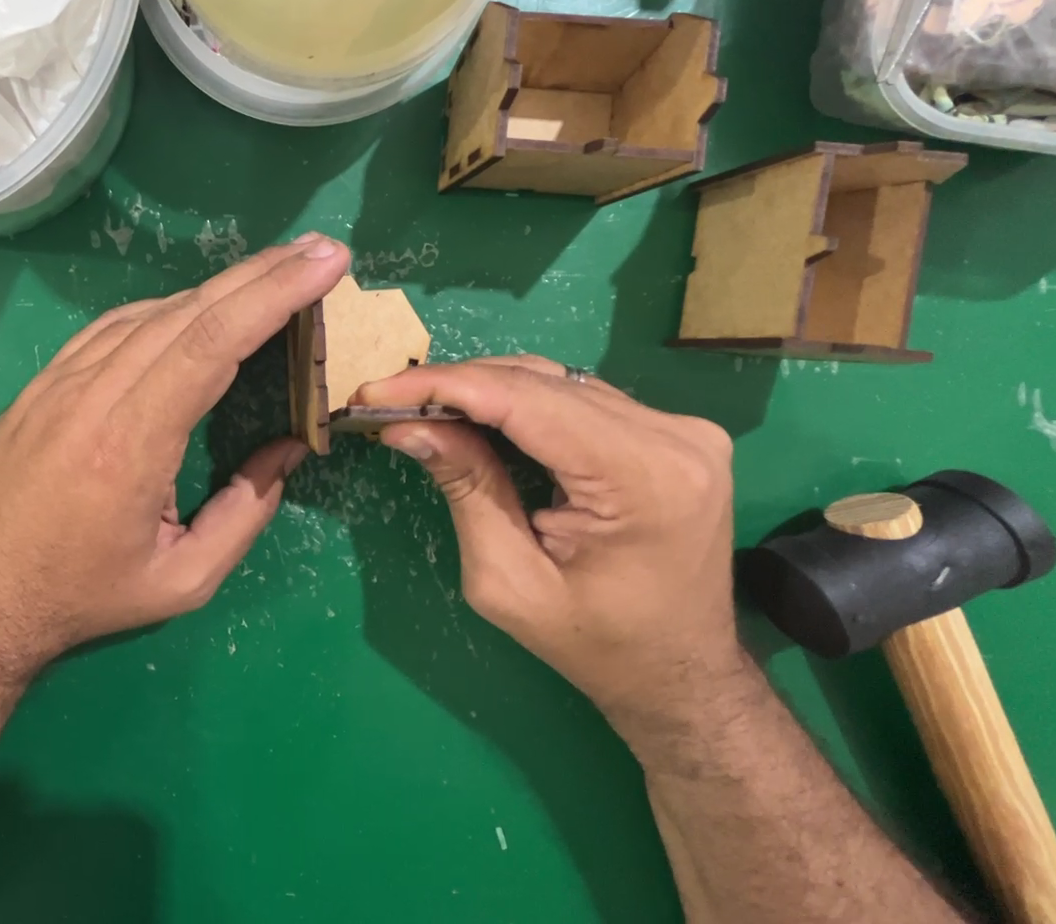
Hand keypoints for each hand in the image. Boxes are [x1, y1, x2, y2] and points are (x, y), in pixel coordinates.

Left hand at [0, 234, 352, 680]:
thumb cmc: (82, 597)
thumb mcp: (182, 580)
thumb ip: (246, 513)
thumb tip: (290, 449)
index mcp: (131, 444)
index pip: (211, 342)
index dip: (273, 295)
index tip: (324, 262)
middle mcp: (92, 395)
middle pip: (186, 312)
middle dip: (260, 275)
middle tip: (316, 251)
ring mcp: (58, 383)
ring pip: (147, 313)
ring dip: (214, 289)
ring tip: (268, 278)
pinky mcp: (40, 384)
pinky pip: (110, 329)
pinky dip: (163, 311)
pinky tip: (192, 311)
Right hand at [353, 356, 745, 733]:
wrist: (680, 673)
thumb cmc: (594, 644)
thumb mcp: (508, 579)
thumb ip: (465, 490)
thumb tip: (407, 426)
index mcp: (643, 477)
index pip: (525, 400)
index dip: (443, 386)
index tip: (374, 392)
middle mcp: (672, 437)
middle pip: (539, 382)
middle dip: (453, 386)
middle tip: (385, 401)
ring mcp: (679, 429)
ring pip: (555, 382)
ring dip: (481, 390)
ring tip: (418, 406)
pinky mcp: (671, 433)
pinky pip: (576, 398)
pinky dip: (517, 402)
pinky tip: (472, 415)